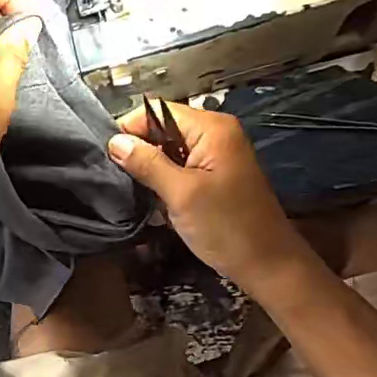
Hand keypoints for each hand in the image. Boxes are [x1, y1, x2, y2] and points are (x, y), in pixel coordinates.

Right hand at [107, 102, 317, 290]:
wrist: (267, 265)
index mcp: (211, 129)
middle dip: (138, 150)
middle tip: (118, 177)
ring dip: (148, 168)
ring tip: (134, 189)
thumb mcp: (181, 193)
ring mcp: (214, 155)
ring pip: (165, 150)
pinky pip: (176, 167)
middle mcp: (214, 134)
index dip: (130, 129)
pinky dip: (161, 180)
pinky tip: (153, 198)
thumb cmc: (226, 226)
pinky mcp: (211, 175)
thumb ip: (147, 163)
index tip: (109, 157)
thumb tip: (114, 141)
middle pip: (160, 129)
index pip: (156, 111)